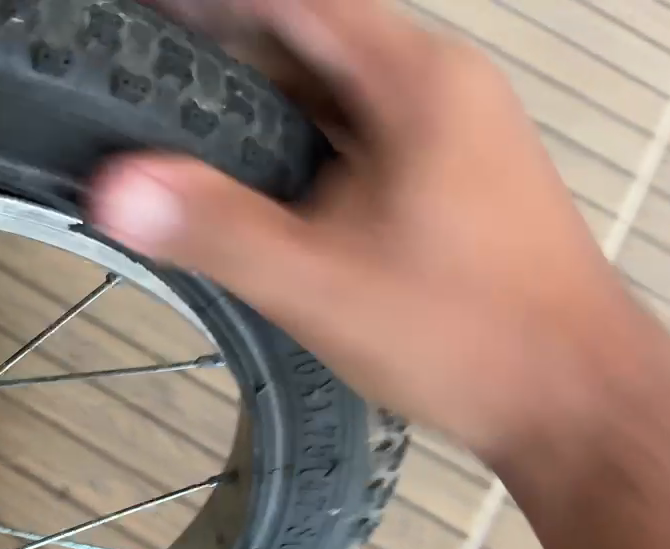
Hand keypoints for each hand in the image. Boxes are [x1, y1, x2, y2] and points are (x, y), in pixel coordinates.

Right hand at [90, 0, 639, 462]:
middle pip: (301, 44)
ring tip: (159, 126)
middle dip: (213, 55)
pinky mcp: (421, 177)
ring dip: (239, 103)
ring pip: (314, 95)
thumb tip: (114, 188)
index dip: (212, 6)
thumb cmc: (455, 330)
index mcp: (414, 86)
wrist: (555, 389)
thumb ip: (212, 229)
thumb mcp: (312, 280)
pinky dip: (270, 145)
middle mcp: (429, 91)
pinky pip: (329, 137)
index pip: (295, 5)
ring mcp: (430, 134)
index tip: (142, 20)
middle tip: (131, 81)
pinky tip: (224, 182)